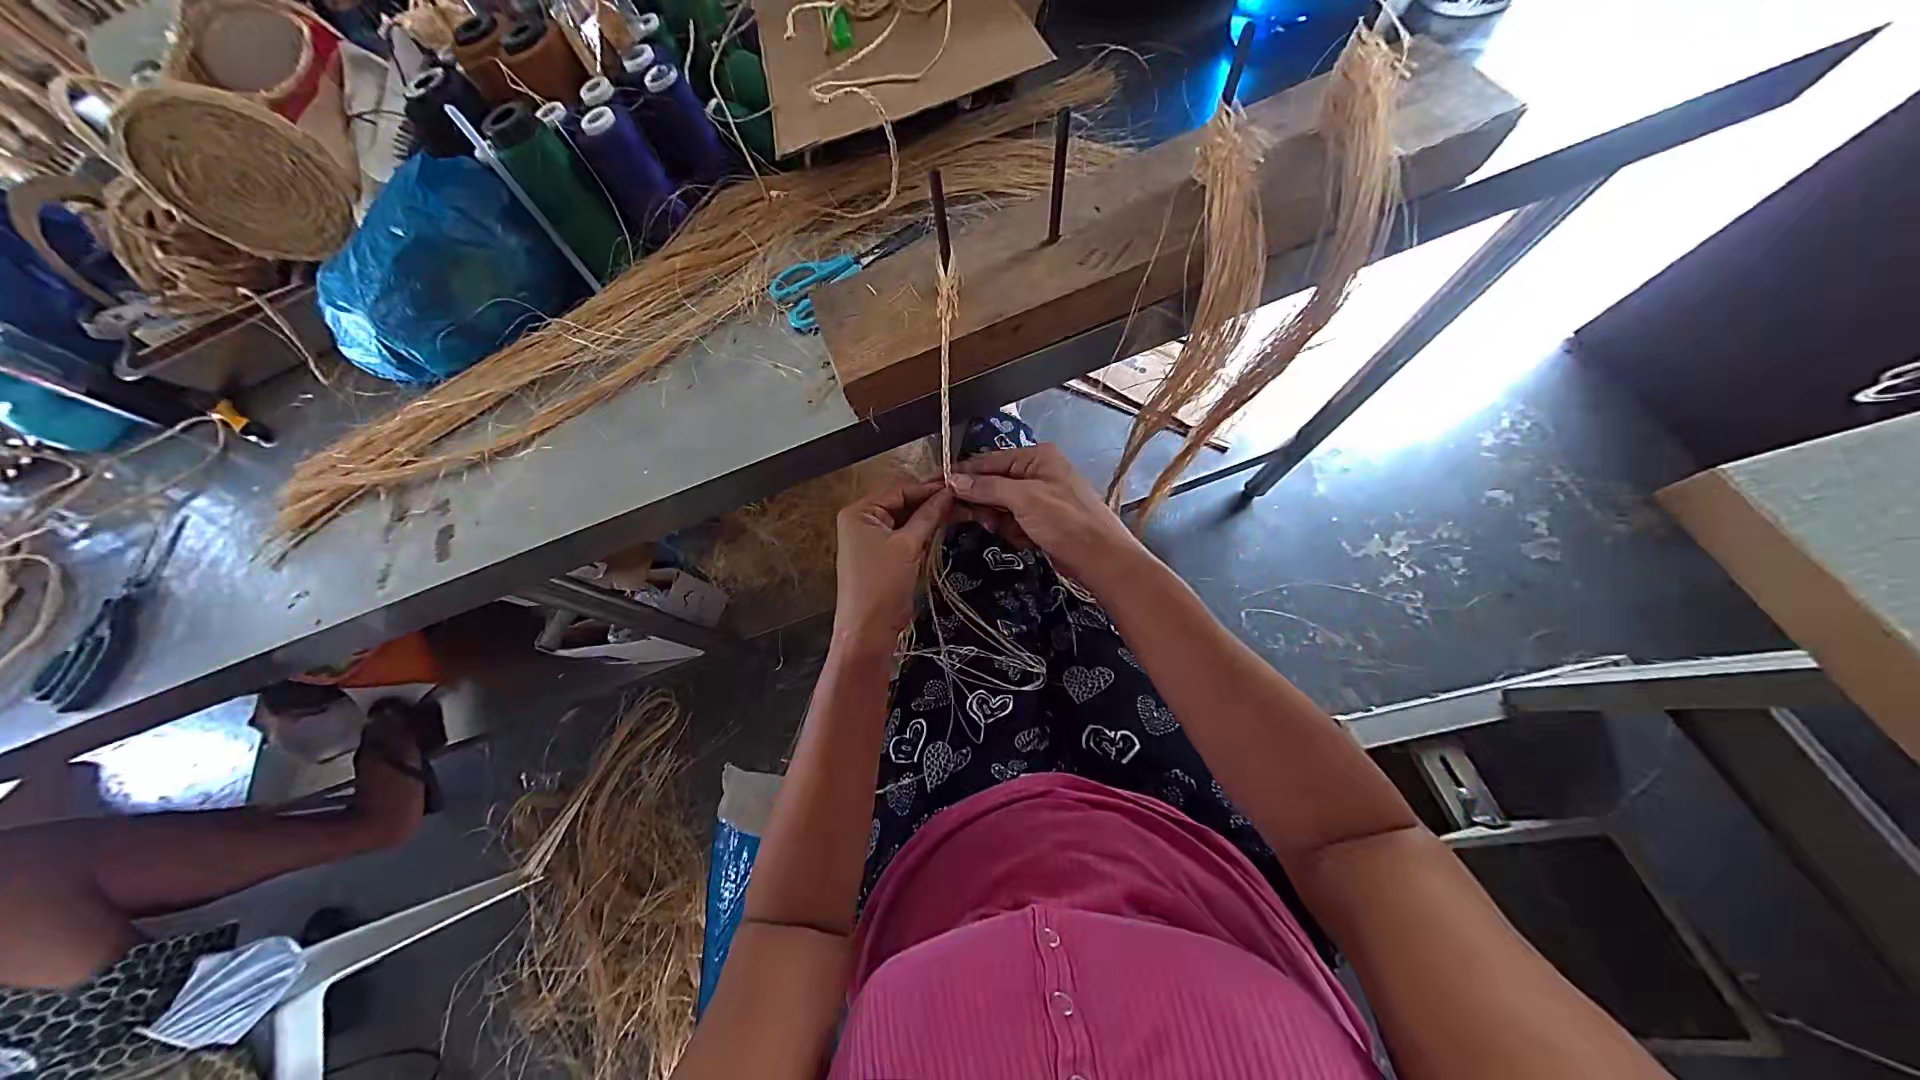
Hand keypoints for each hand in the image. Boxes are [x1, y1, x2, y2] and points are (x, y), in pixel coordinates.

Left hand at [834, 480, 952, 649]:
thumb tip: (948, 493)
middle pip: (901, 503)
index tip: (956, 485)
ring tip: (958, 511)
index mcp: (859, 512)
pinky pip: (904, 537)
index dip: (928, 487)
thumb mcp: (908, 546)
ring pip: (905, 520)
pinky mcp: (882, 556)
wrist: (868, 631)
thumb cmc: (881, 586)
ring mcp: (870, 539)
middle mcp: (861, 521)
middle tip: (961, 498)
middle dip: (929, 502)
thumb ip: (929, 516)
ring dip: (928, 518)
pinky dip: (921, 534)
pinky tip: (942, 530)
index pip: (898, 489)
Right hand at [949, 444, 1149, 589]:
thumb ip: (987, 487)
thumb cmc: (1067, 522)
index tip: (937, 487)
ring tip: (1013, 532)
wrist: (1101, 560)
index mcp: (1036, 457)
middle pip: (992, 483)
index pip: (988, 460)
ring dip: (1000, 521)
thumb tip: (954, 479)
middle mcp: (1037, 472)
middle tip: (979, 519)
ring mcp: (1040, 497)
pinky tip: (1024, 540)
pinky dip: (1013, 532)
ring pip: (1000, 506)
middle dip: (984, 503)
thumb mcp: (1024, 499)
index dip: (962, 475)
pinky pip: (1013, 522)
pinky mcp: (1041, 521)